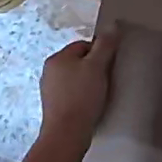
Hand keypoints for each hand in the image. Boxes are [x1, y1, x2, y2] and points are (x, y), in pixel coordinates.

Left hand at [39, 33, 117, 150]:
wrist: (67, 135)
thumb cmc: (82, 97)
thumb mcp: (97, 67)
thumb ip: (105, 45)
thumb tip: (112, 26)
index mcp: (57, 58)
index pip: (83, 45)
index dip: (100, 53)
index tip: (110, 66)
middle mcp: (49, 71)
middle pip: (79, 62)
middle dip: (94, 68)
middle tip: (107, 80)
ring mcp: (49, 90)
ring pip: (75, 79)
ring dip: (88, 84)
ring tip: (100, 95)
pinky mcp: (53, 107)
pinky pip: (71, 94)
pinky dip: (81, 97)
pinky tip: (91, 106)